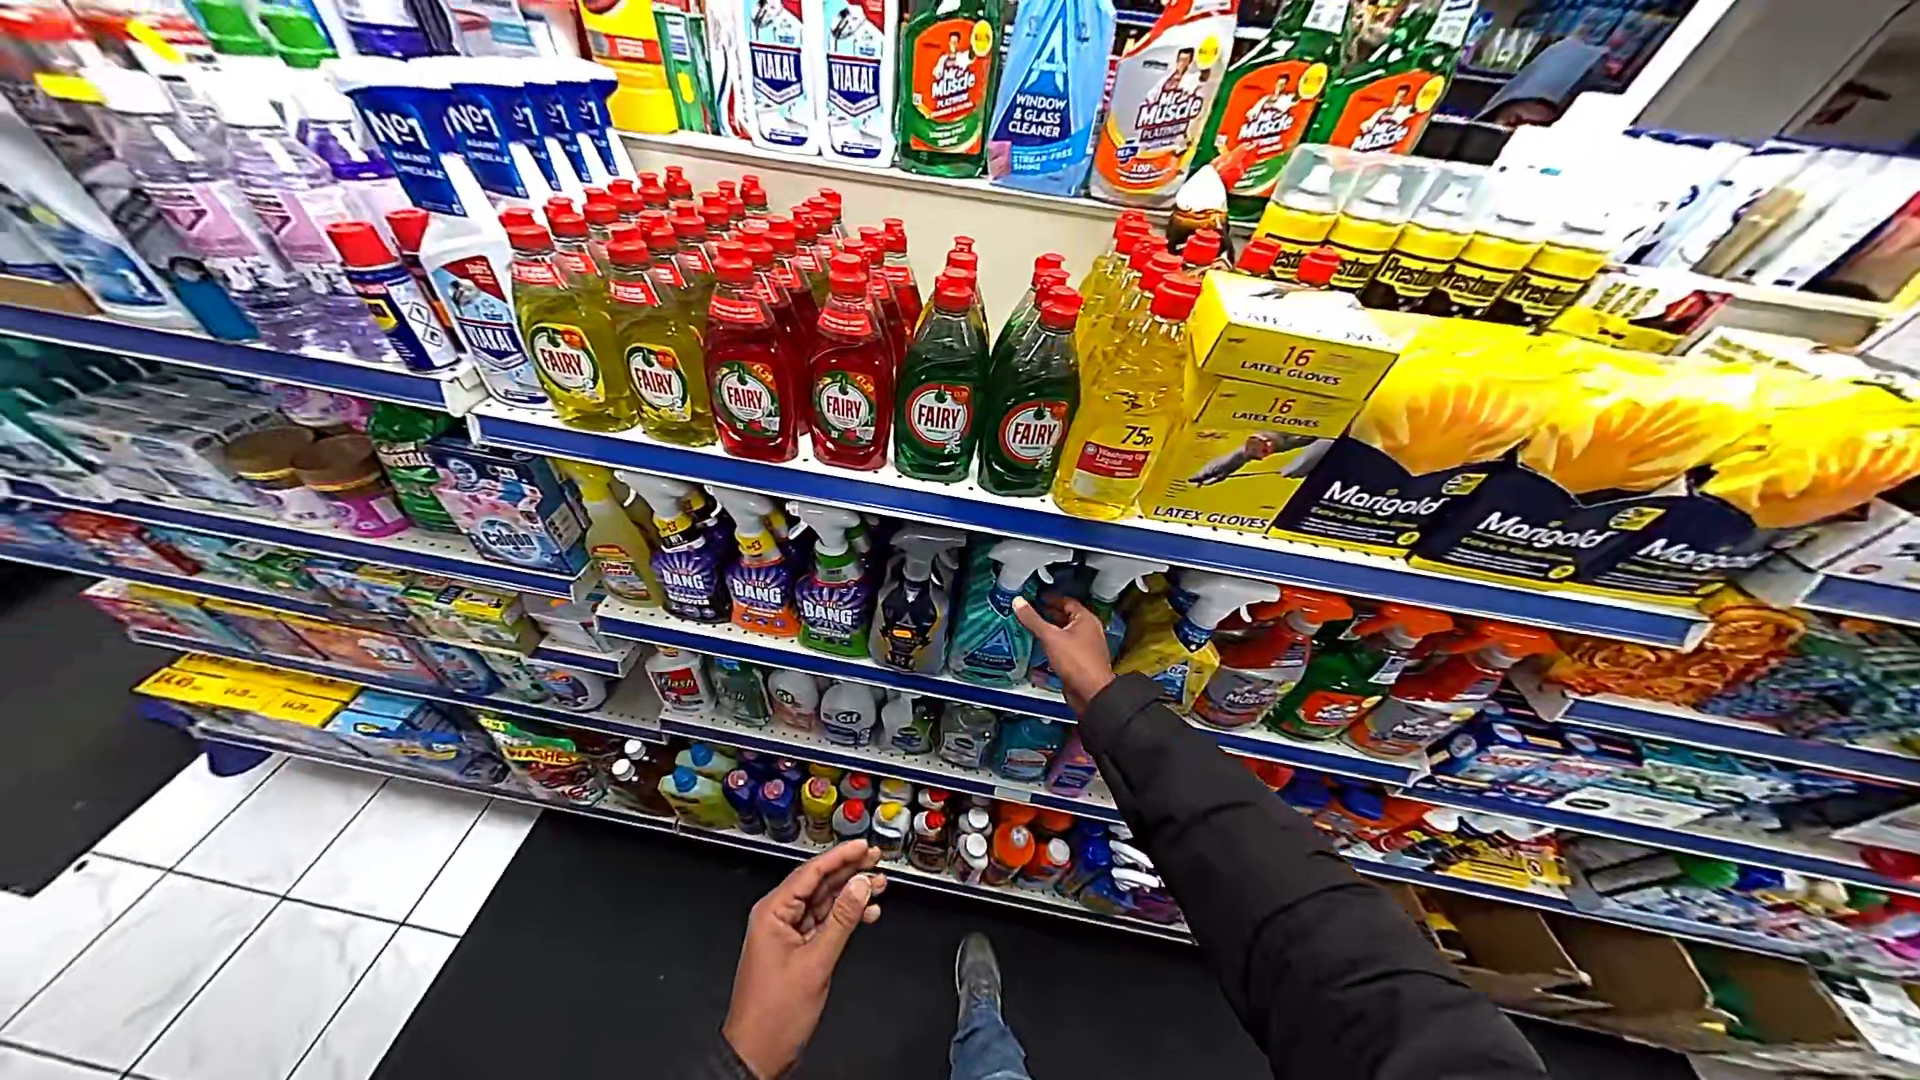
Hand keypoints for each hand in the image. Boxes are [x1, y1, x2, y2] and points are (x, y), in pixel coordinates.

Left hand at [722, 840, 886, 1078]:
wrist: (757, 1056)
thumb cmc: (773, 1016)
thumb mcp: (815, 962)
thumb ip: (841, 920)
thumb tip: (860, 885)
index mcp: (773, 912)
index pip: (811, 871)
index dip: (840, 856)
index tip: (862, 846)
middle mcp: (778, 916)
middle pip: (819, 882)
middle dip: (850, 871)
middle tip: (875, 859)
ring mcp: (787, 932)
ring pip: (824, 900)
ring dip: (851, 893)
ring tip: (878, 883)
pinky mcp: (797, 947)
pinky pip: (824, 920)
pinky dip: (846, 916)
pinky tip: (866, 912)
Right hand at [1014, 594, 1114, 712]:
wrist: (1090, 694)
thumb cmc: (1077, 662)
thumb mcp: (1050, 637)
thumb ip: (1033, 619)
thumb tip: (1018, 602)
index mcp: (1085, 620)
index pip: (1067, 602)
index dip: (1051, 598)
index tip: (1036, 597)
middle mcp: (1087, 632)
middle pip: (1064, 618)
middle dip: (1047, 615)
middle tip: (1029, 612)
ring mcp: (1083, 648)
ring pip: (1062, 635)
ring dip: (1047, 632)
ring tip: (1028, 628)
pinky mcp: (1077, 663)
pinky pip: (1061, 651)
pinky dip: (1049, 648)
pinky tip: (1035, 650)